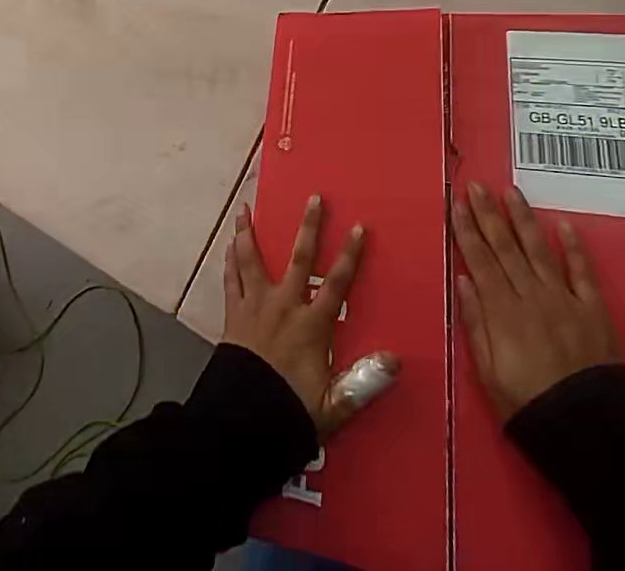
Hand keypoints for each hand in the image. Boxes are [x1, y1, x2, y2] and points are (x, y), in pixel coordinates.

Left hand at [224, 195, 398, 436]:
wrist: (236, 426)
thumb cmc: (287, 412)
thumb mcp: (331, 406)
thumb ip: (362, 384)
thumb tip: (395, 362)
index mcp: (311, 325)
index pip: (337, 282)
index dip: (350, 254)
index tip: (359, 227)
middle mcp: (284, 308)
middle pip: (299, 259)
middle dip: (309, 227)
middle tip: (314, 199)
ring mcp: (255, 309)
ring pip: (252, 262)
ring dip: (250, 234)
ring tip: (245, 210)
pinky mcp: (233, 318)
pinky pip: (231, 282)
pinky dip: (230, 262)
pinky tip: (229, 247)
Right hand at [452, 182, 622, 421]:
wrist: (589, 427)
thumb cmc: (529, 406)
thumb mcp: (489, 376)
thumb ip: (476, 326)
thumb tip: (464, 281)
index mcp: (504, 313)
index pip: (480, 261)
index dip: (467, 230)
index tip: (457, 204)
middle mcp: (532, 296)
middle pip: (506, 248)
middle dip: (488, 214)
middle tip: (477, 186)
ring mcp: (564, 297)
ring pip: (539, 250)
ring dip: (523, 219)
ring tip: (511, 192)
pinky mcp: (592, 306)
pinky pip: (581, 270)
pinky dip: (573, 246)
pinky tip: (563, 224)